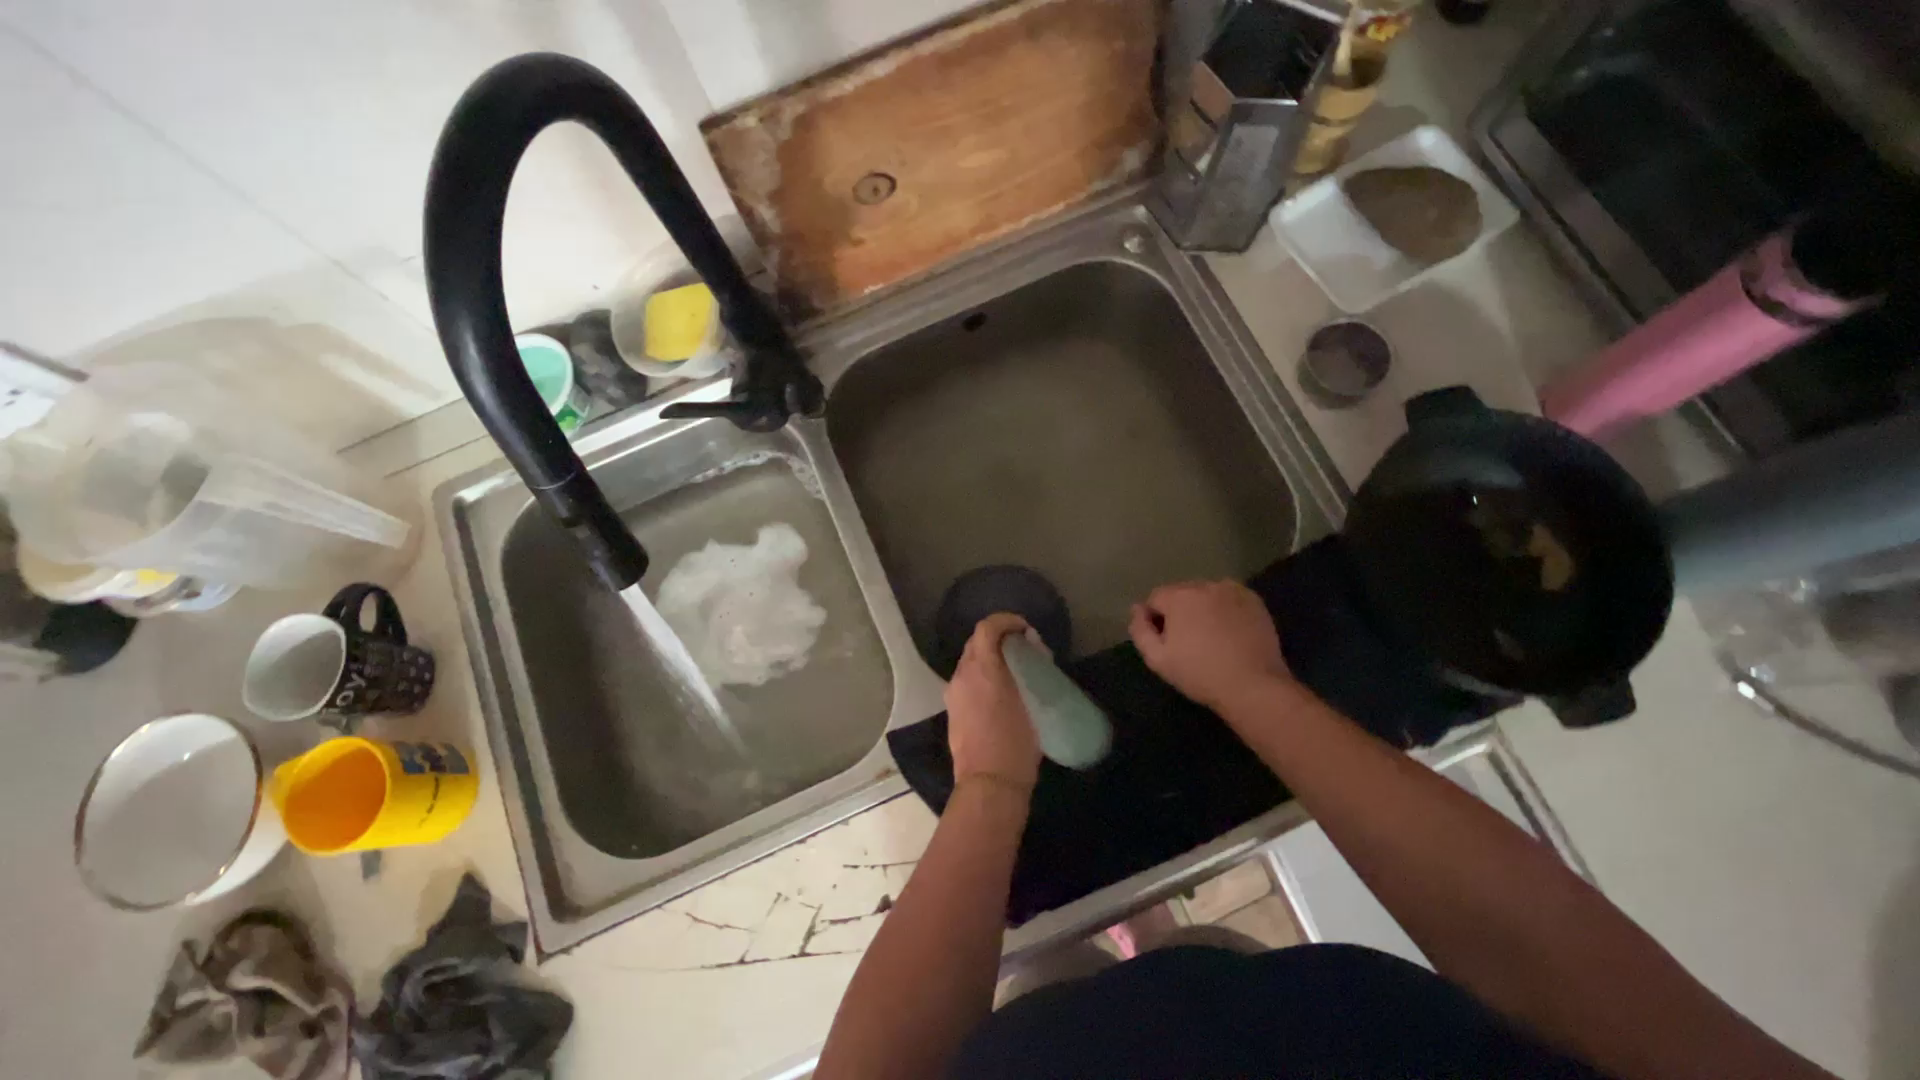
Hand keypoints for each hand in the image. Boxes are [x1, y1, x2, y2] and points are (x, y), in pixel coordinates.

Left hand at [944, 614, 1041, 795]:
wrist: (989, 783)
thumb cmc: (1016, 745)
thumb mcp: (1032, 704)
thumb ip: (1028, 674)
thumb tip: (1031, 656)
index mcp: (983, 669)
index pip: (987, 628)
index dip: (1006, 621)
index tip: (1025, 631)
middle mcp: (963, 675)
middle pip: (976, 642)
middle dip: (999, 639)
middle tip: (1022, 651)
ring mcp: (953, 693)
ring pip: (969, 662)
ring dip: (989, 659)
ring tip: (1013, 673)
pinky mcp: (952, 710)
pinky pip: (966, 681)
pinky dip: (981, 677)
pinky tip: (999, 693)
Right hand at [1128, 581, 1297, 713]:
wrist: (1253, 685)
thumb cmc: (1200, 674)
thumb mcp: (1158, 659)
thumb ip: (1140, 630)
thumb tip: (1137, 609)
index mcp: (1179, 596)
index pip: (1155, 598)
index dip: (1156, 619)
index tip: (1165, 642)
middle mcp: (1206, 585)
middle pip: (1182, 593)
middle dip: (1179, 611)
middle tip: (1188, 641)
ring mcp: (1233, 591)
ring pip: (1207, 594)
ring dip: (1202, 608)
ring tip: (1210, 636)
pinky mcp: (1255, 601)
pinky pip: (1230, 598)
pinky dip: (1225, 609)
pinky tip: (1230, 632)